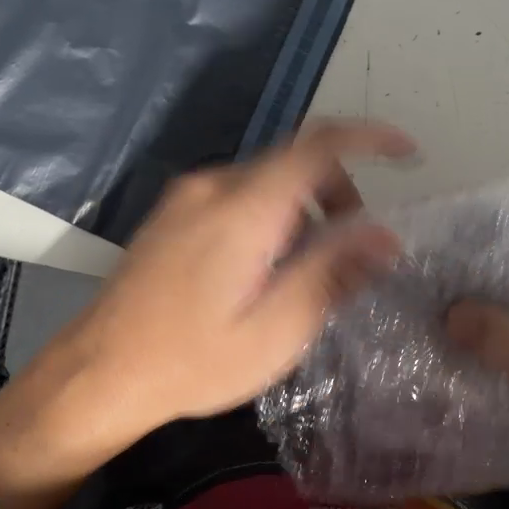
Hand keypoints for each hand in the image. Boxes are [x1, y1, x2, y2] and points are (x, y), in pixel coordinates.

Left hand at [40, 120, 413, 446]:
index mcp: (243, 207)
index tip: (408, 153)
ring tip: (303, 272)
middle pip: (293, 160)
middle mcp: (213, 184)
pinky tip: (262, 268)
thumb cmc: (192, 359)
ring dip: (302, 208)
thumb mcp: (275, 330)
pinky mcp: (172, 210)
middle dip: (337, 192)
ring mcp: (187, 194)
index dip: (368, 139)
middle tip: (351, 250)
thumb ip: (332, 274)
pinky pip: (237, 192)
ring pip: (265, 178)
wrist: (100, 369)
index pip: (316, 144)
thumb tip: (386, 236)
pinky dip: (270, 213)